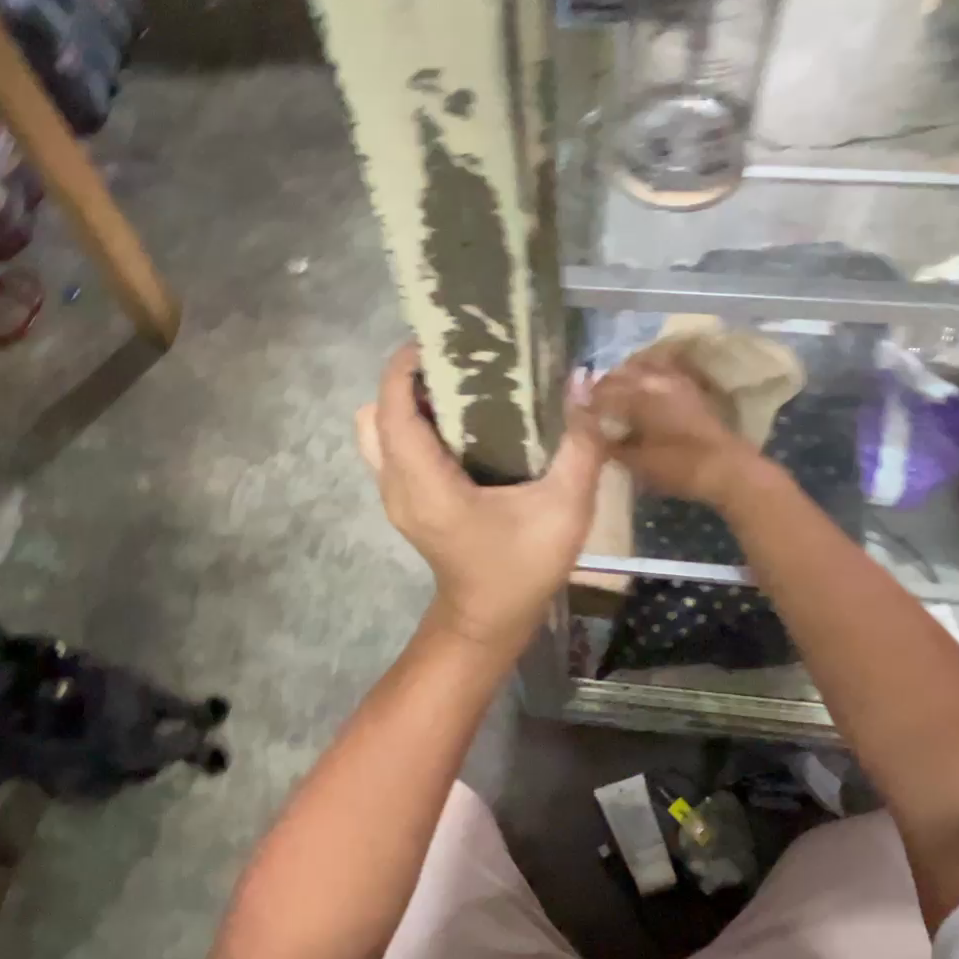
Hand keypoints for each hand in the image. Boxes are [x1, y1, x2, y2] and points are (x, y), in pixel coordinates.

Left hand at [357, 344, 604, 646]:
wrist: (491, 619)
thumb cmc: (523, 567)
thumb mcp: (566, 509)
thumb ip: (580, 445)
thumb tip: (581, 381)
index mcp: (427, 485)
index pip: (393, 410)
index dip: (405, 366)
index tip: (443, 339)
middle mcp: (397, 486)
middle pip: (377, 413)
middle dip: (409, 380)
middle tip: (459, 365)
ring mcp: (394, 496)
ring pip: (377, 432)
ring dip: (407, 403)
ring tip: (458, 392)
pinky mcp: (403, 502)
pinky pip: (391, 449)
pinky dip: (412, 426)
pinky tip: (460, 425)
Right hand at [591, 352, 764, 505]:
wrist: (727, 469)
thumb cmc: (678, 468)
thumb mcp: (638, 462)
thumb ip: (613, 445)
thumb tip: (596, 436)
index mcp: (637, 397)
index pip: (602, 393)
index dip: (586, 400)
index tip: (576, 409)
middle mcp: (655, 380)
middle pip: (621, 374)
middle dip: (603, 384)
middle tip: (592, 400)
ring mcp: (676, 380)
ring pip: (644, 366)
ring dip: (626, 373)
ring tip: (617, 389)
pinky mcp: (692, 387)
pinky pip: (665, 369)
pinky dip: (650, 371)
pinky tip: (645, 384)